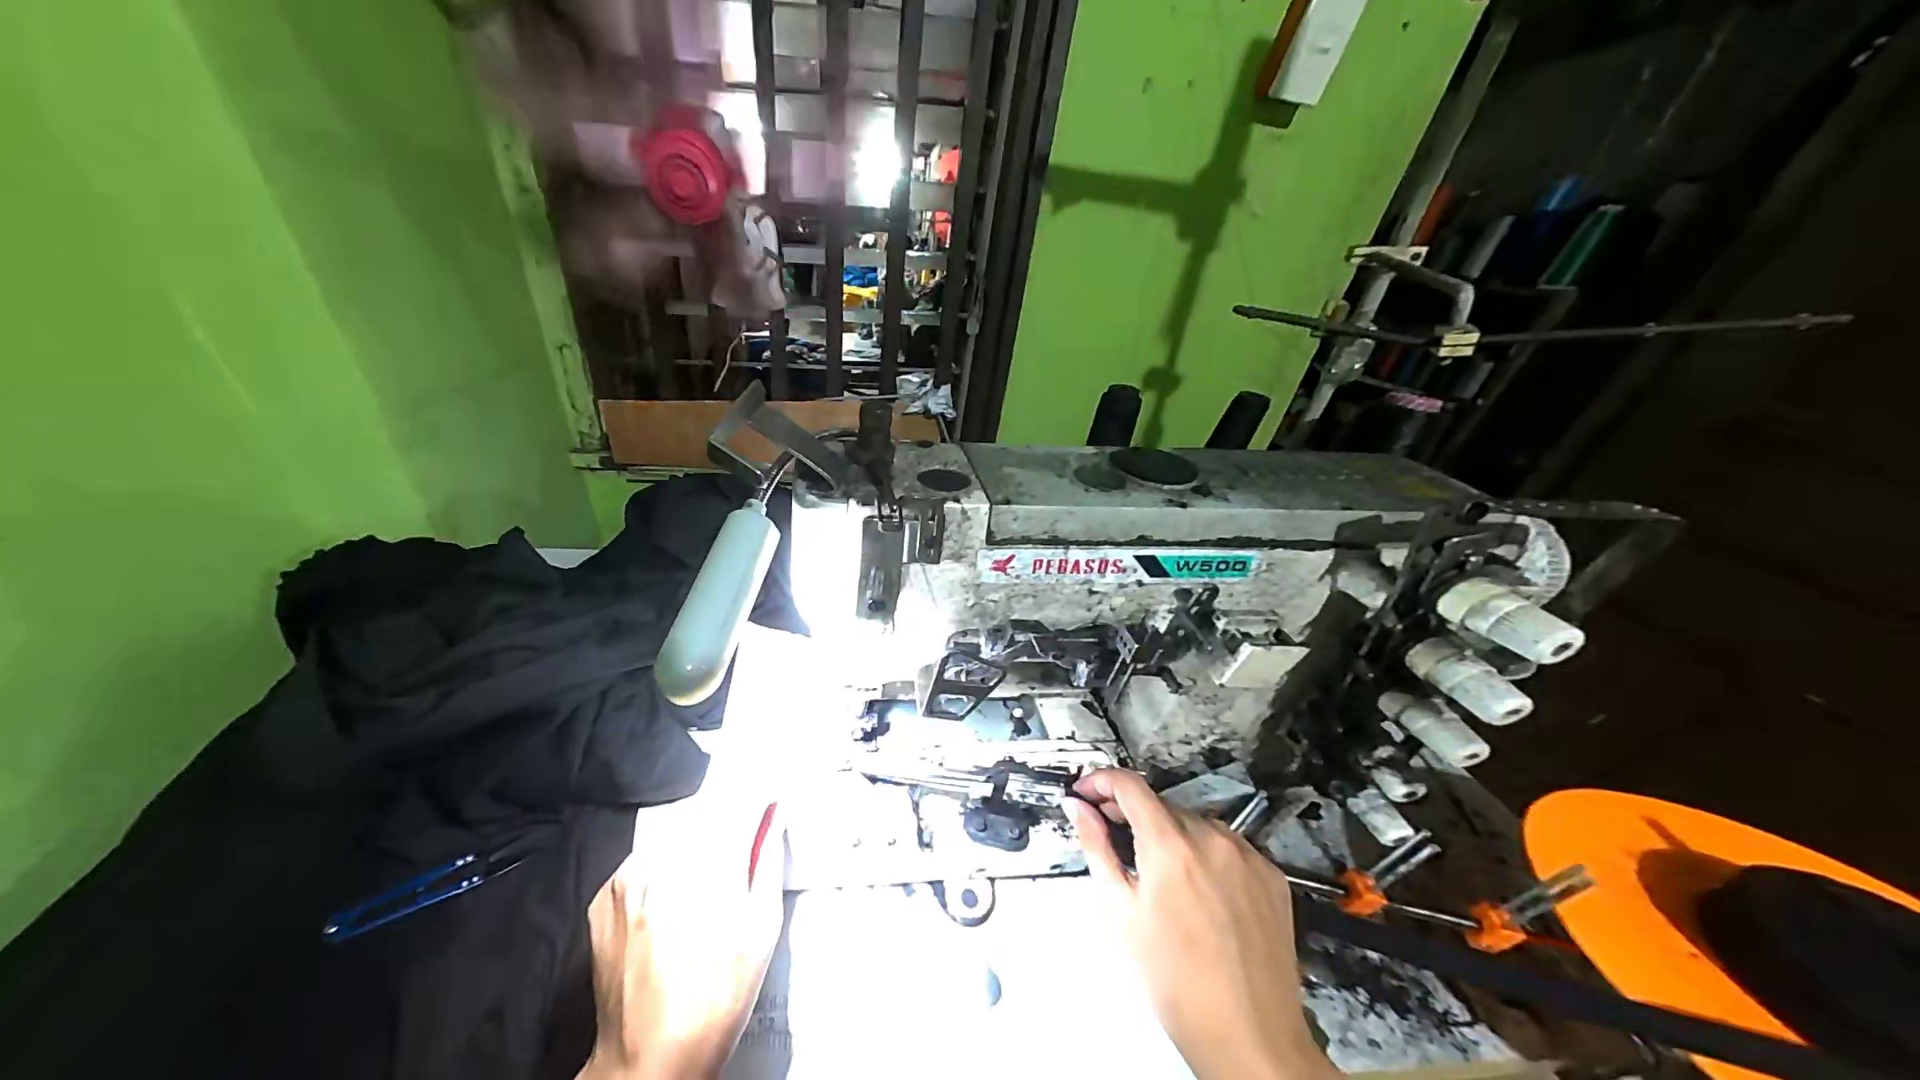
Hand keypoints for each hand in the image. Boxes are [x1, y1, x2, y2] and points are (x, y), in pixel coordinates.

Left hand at [578, 803, 785, 1079]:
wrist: (647, 1063)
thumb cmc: (712, 1005)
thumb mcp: (761, 931)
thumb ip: (768, 864)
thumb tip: (775, 820)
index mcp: (704, 869)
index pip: (735, 806)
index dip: (756, 804)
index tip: (767, 807)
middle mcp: (659, 866)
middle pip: (702, 817)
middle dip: (726, 828)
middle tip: (739, 858)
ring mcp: (626, 881)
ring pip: (672, 835)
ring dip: (695, 846)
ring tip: (707, 887)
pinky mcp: (605, 898)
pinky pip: (644, 859)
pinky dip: (663, 867)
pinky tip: (675, 899)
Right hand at [1065, 770, 1337, 1079]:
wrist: (1249, 1035)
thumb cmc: (1178, 983)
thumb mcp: (1120, 912)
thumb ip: (1097, 848)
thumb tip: (1079, 810)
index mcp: (1170, 846)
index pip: (1129, 785)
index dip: (1101, 781)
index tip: (1088, 791)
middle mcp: (1212, 840)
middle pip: (1161, 804)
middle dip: (1132, 813)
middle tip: (1114, 837)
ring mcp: (1246, 856)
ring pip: (1194, 823)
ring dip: (1170, 833)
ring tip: (1159, 875)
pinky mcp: (1270, 875)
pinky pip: (1228, 846)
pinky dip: (1206, 854)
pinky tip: (1198, 889)